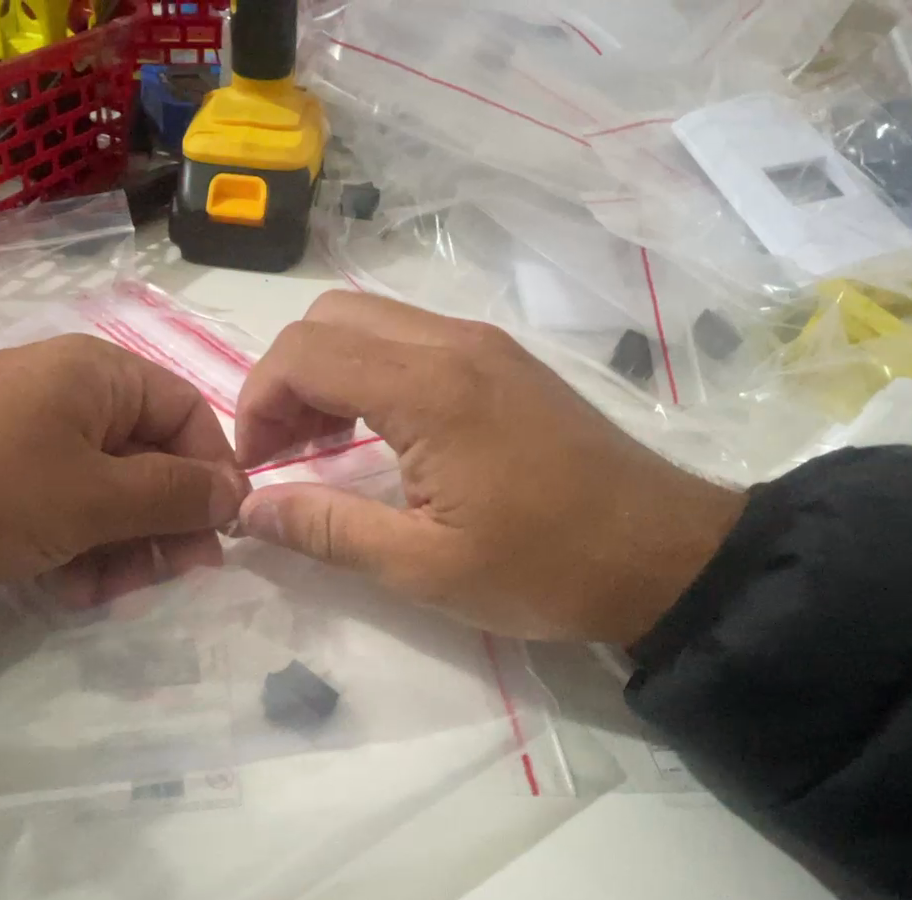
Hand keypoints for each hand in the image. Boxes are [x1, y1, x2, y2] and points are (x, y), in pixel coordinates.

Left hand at [0, 335, 248, 603]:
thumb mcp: (90, 498)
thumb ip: (173, 496)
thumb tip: (236, 492)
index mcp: (99, 377)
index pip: (189, 415)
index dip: (212, 476)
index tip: (217, 539)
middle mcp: (70, 397)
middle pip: (149, 461)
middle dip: (159, 526)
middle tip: (157, 581)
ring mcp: (30, 438)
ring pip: (106, 495)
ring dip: (116, 549)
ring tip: (96, 592)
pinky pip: (61, 509)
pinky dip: (72, 549)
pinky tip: (61, 587)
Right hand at [235, 292, 743, 645]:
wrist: (663, 555)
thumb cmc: (543, 569)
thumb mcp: (422, 568)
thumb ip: (325, 529)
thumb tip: (248, 509)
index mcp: (429, 390)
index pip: (303, 354)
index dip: (256, 403)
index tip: (256, 466)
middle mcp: (452, 343)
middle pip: (328, 319)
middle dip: (285, 380)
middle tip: (285, 454)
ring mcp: (483, 343)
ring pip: (368, 321)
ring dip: (326, 373)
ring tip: (321, 447)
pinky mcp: (502, 358)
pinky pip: (408, 338)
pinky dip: (368, 372)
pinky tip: (377, 435)